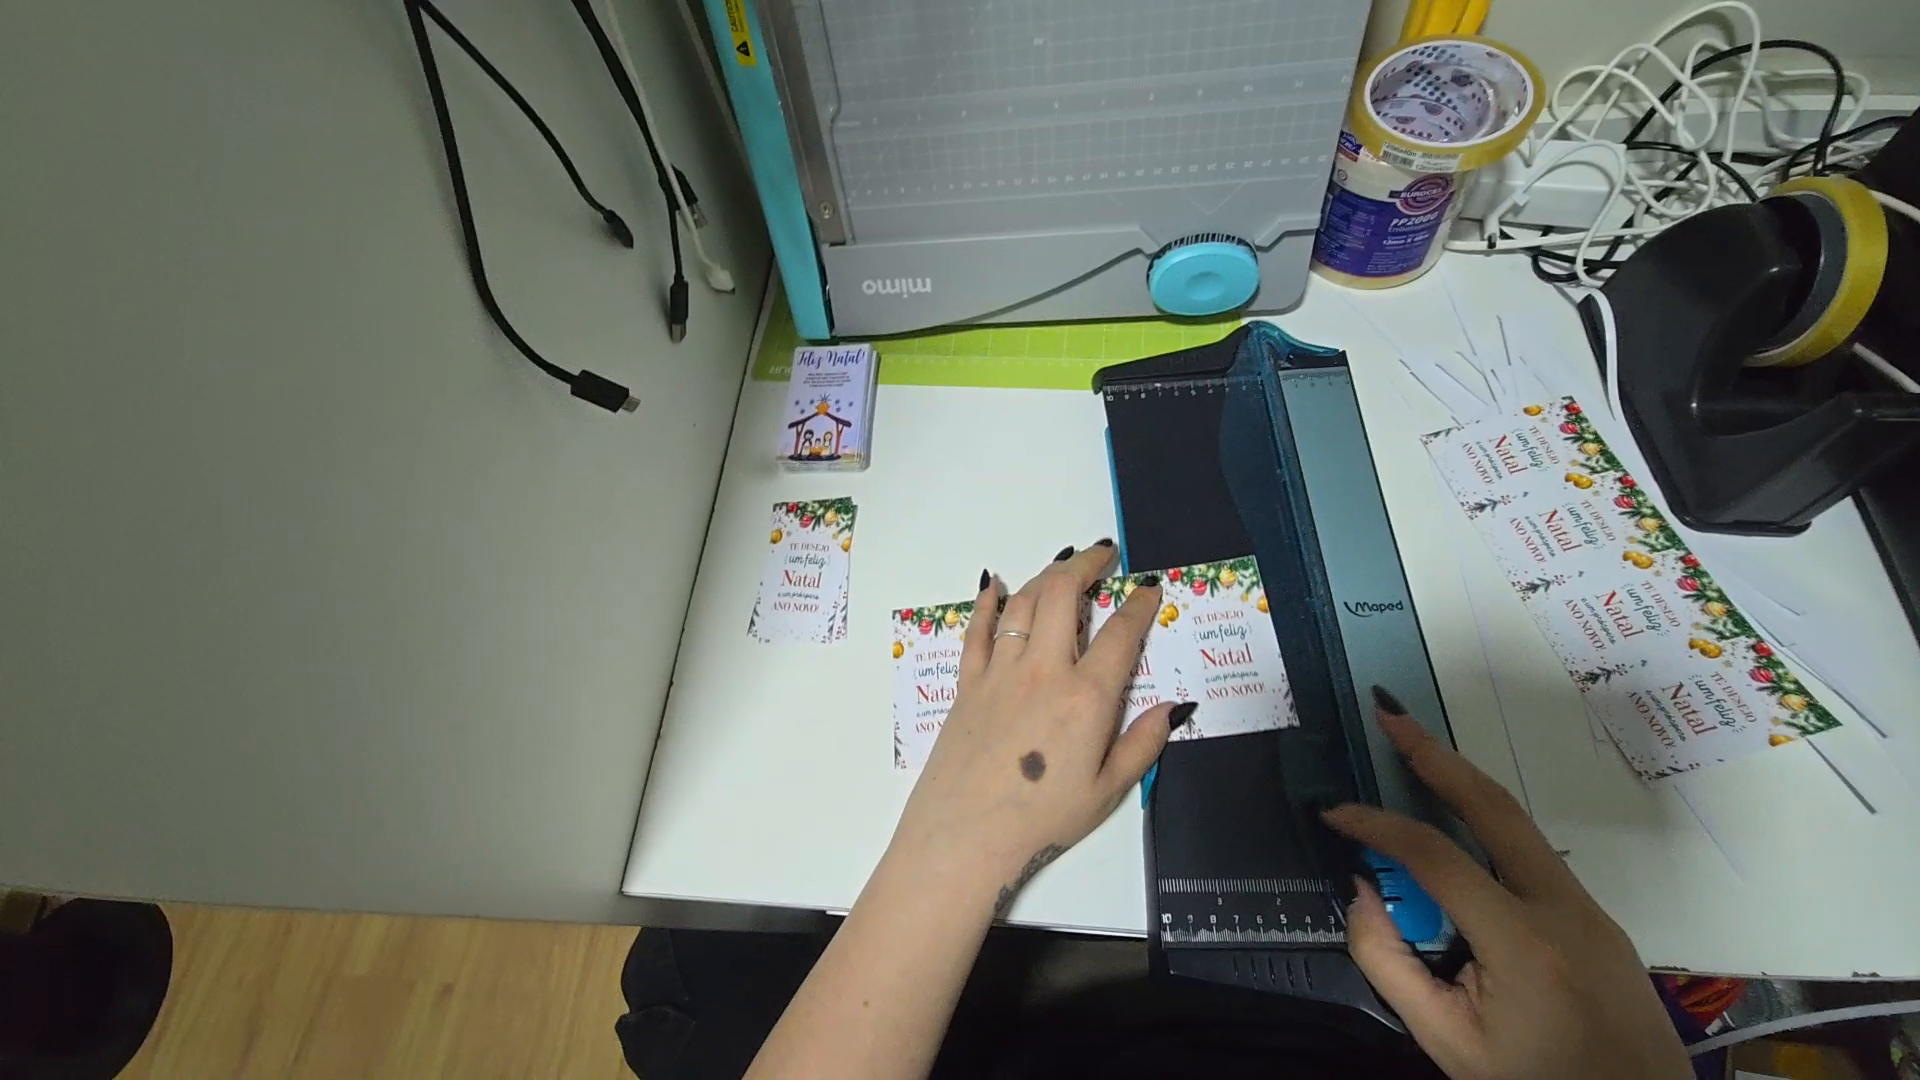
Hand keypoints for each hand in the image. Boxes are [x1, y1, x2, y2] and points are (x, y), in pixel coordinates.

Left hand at [888, 543, 1190, 914]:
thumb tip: (1175, 707)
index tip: (1149, 588)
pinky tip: (993, 584)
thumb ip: (1143, 743)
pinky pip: (977, 630)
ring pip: (1022, 602)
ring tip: (1064, 566)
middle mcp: (1043, 669)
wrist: (964, 834)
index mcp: (1086, 696)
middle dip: (1087, 564)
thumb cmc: (1041, 818)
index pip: (1121, 633)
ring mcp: (1000, 671)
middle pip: (1063, 594)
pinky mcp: (968, 681)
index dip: (1140, 604)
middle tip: (1104, 554)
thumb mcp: (1108, 791)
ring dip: (1046, 575)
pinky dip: (986, 602)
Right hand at [1322, 699, 1689, 1079]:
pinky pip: (1527, 850)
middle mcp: (1563, 909)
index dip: (1375, 824)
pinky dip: (1480, 816)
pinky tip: (1448, 811)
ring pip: (1515, 820)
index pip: (1433, 856)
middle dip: (1434, 752)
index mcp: (1522, 942)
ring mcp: (1588, 909)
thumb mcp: (1444, 1040)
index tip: (1332, 813)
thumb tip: (1361, 888)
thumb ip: (1385, 959)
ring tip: (1411, 743)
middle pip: (1492, 806)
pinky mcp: (1594, 917)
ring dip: (1457, 776)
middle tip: (1388, 713)